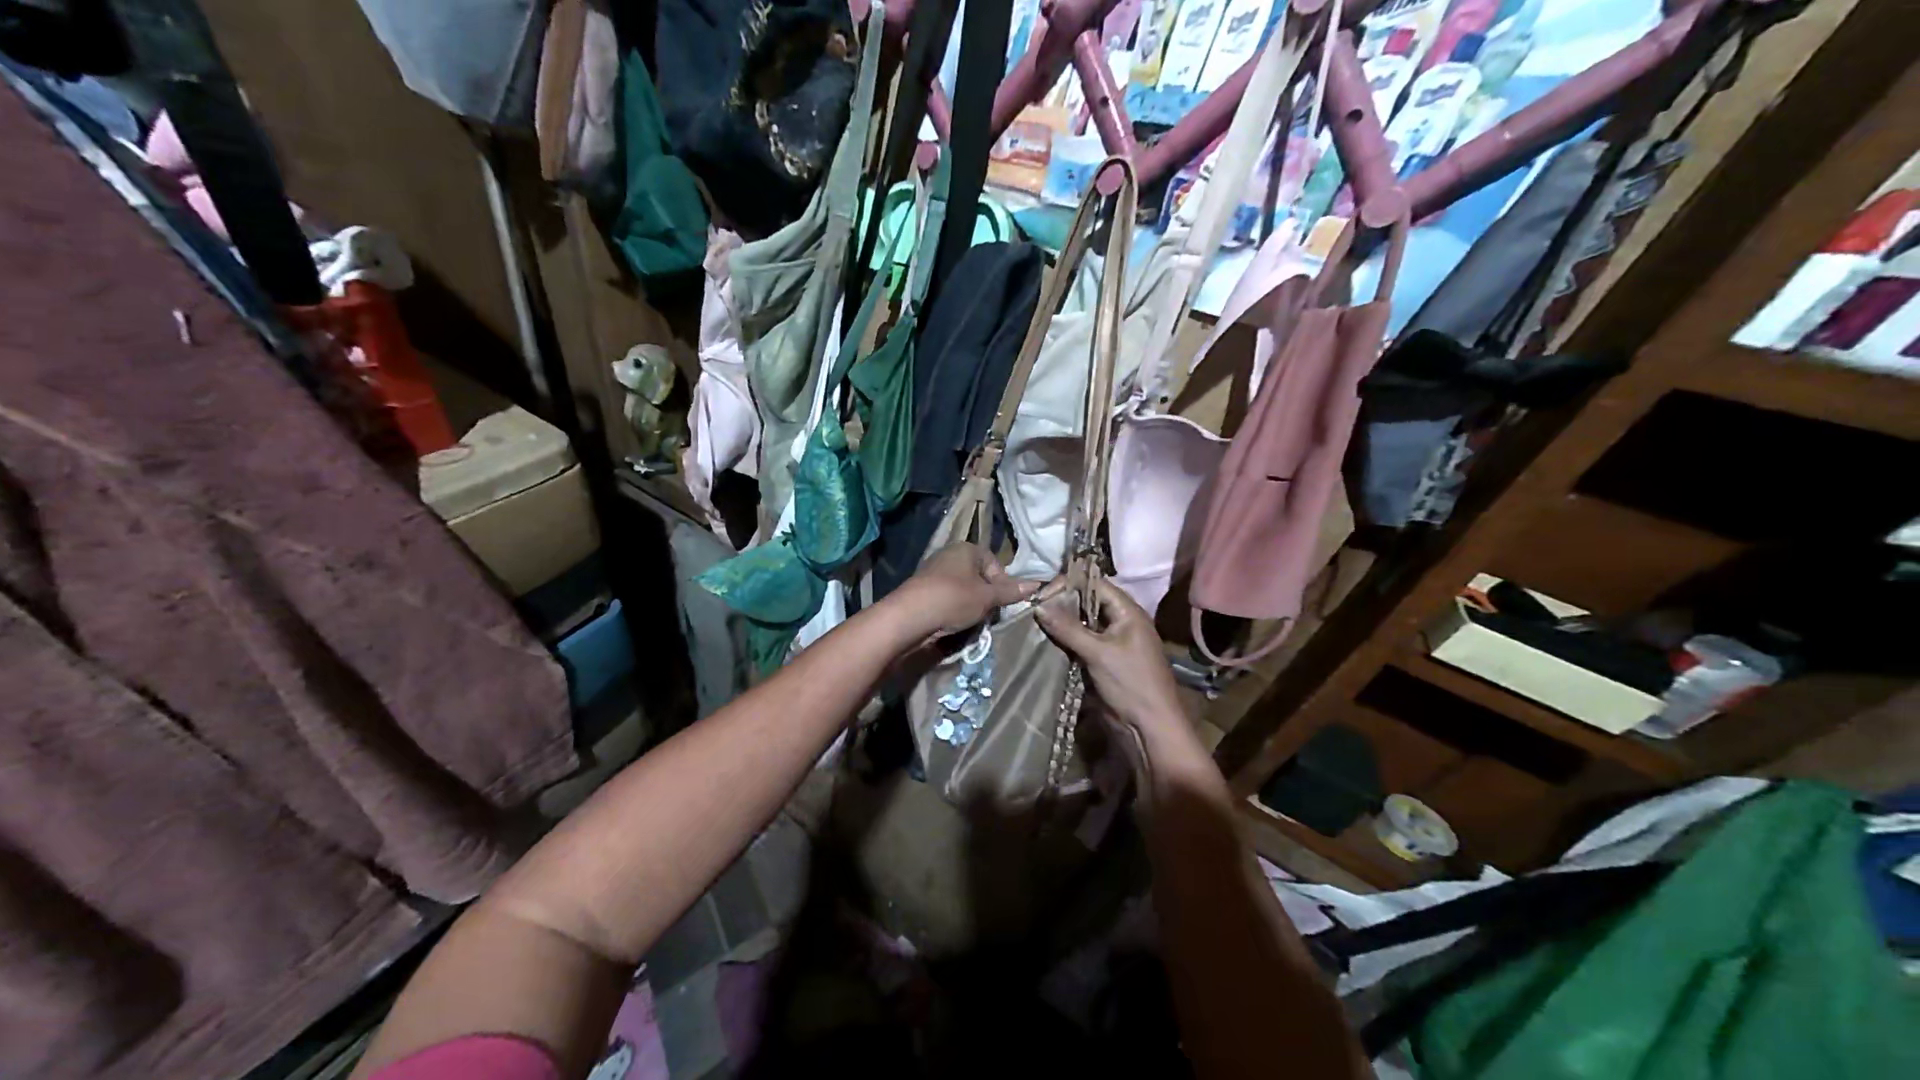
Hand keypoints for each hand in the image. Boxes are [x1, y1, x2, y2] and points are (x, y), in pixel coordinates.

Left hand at [888, 543, 1038, 642]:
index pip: (995, 564)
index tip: (1002, 602)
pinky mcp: (923, 590)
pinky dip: (953, 610)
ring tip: (971, 621)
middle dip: (986, 596)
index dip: (1002, 584)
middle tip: (988, 614)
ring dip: (970, 605)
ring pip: (963, 589)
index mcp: (966, 548)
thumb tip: (1037, 585)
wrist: (910, 616)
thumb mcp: (987, 597)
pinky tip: (953, 623)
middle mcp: (949, 554)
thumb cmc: (954, 599)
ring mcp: (934, 572)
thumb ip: (1011, 592)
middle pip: (979, 577)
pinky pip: (947, 598)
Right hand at [1035, 575, 1201, 765]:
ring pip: (1082, 624)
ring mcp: (1112, 643)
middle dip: (1061, 603)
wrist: (1150, 728)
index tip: (1041, 594)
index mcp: (1128, 612)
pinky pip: (1081, 643)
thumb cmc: (1131, 683)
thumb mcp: (1098, 653)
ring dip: (1061, 624)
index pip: (1095, 585)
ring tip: (1034, 623)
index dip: (1068, 584)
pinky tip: (1045, 642)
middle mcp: (1121, 622)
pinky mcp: (1104, 661)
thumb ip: (1067, 628)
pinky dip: (1065, 641)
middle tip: (1033, 608)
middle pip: (1087, 602)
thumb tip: (1038, 604)